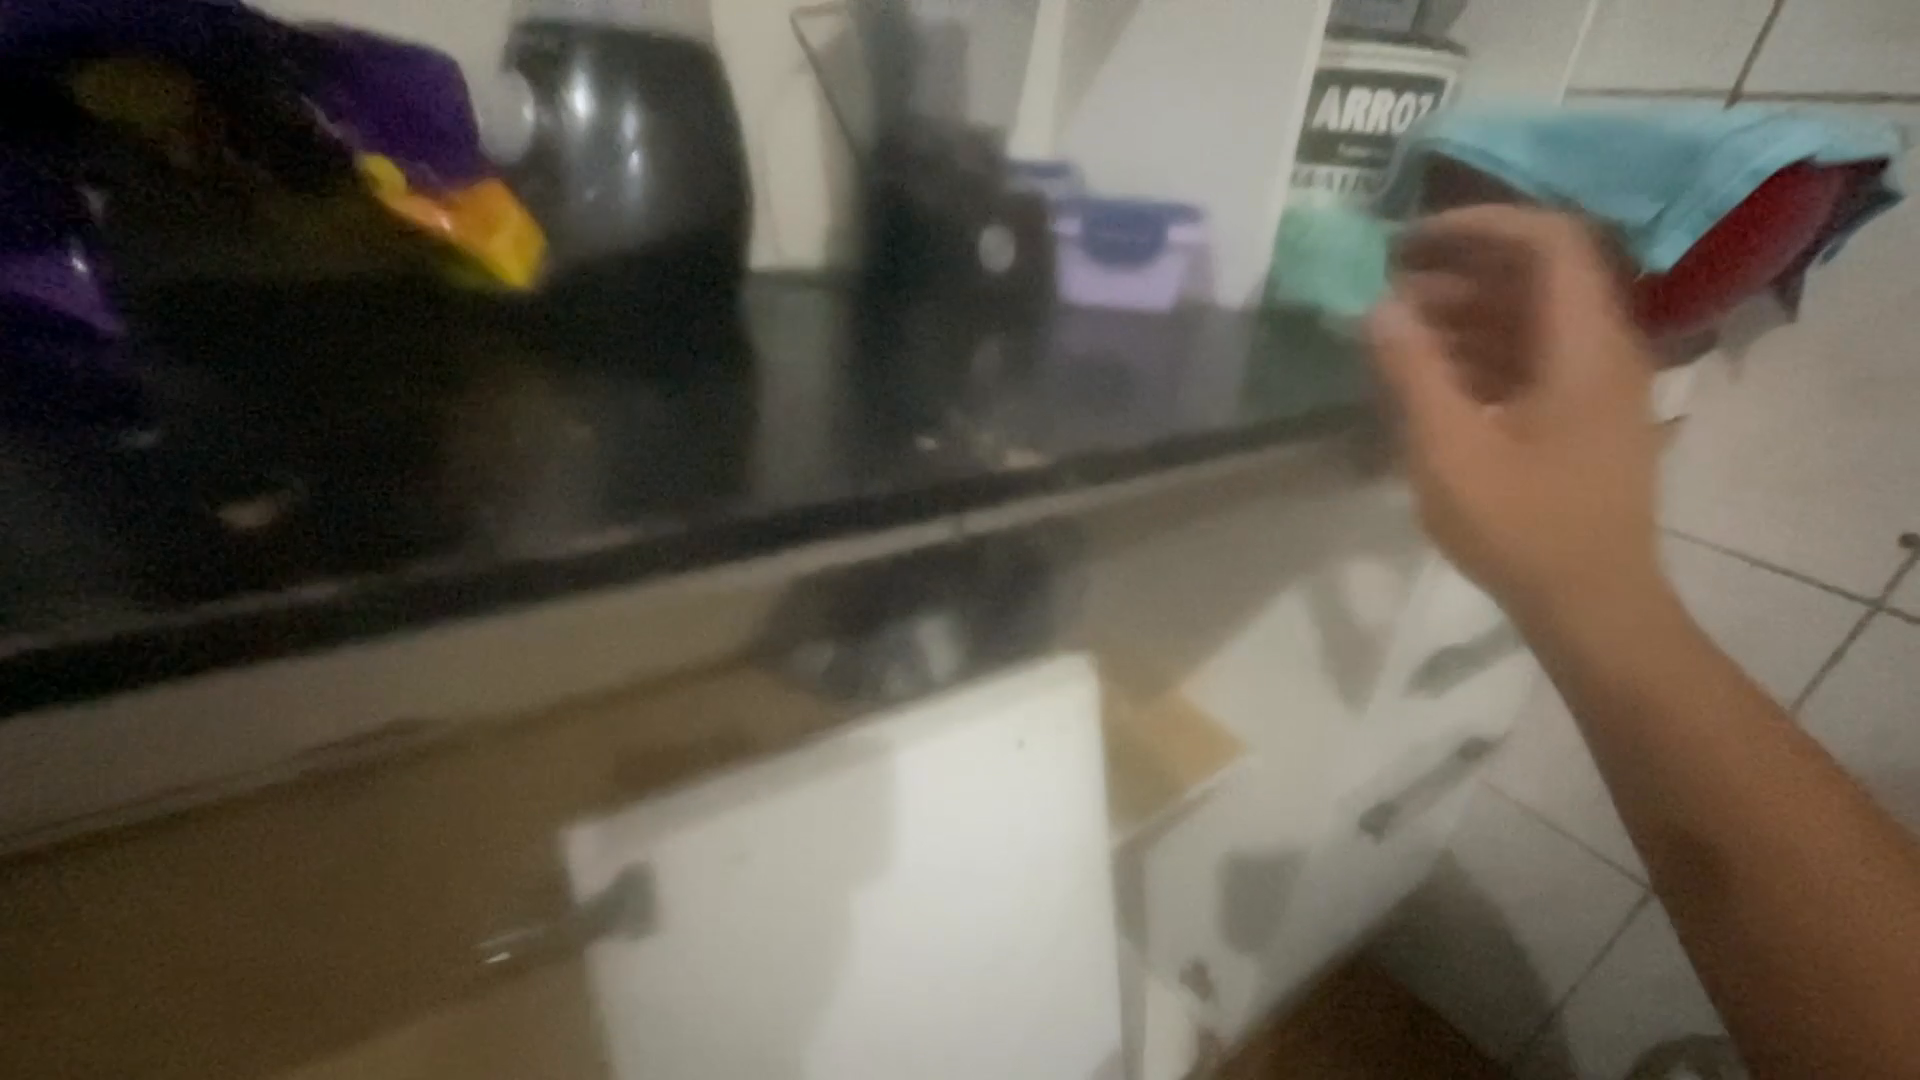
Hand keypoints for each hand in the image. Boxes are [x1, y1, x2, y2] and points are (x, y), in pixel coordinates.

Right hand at [1367, 207, 1664, 627]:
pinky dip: (1473, 354)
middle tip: (1381, 294)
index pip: (1547, 242)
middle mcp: (1601, 350)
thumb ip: (1411, 371)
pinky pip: (1525, 359)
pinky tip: (1422, 377)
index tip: (1406, 240)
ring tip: (1390, 335)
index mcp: (1583, 348)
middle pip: (1534, 278)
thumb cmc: (1520, 527)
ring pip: (1527, 321)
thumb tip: (1376, 306)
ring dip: (1459, 316)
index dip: (1477, 225)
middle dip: (1454, 275)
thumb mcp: (1448, 450)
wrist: (1589, 603)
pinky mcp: (1577, 417)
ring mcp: (1592, 386)